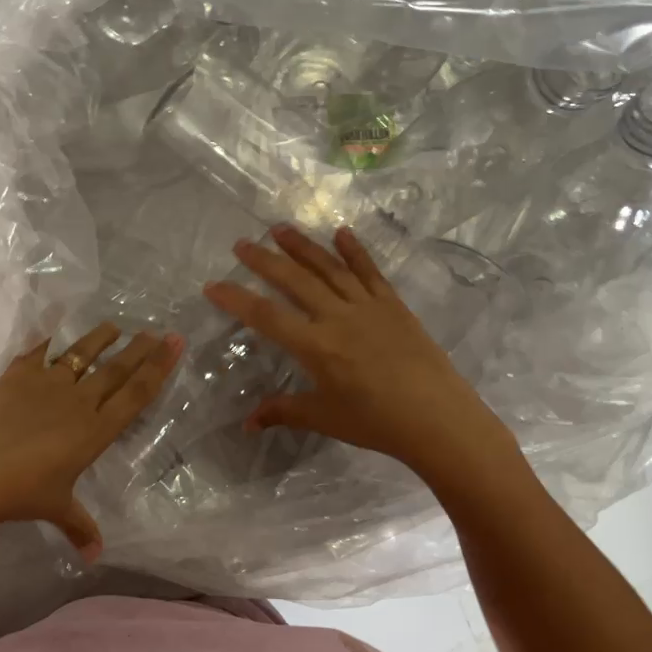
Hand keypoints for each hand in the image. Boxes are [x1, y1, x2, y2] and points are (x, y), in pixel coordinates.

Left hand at [0, 323, 183, 560]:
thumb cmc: (20, 492)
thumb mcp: (56, 508)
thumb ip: (80, 527)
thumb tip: (95, 557)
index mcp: (96, 430)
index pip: (136, 393)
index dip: (159, 368)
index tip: (174, 344)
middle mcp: (79, 400)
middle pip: (117, 368)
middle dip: (140, 349)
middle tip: (157, 330)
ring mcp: (48, 383)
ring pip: (82, 353)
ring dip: (100, 338)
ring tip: (114, 326)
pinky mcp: (18, 374)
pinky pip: (41, 350)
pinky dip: (52, 338)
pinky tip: (58, 330)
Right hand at [203, 225, 517, 479]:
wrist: (439, 420)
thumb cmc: (376, 423)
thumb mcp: (324, 418)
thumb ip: (283, 412)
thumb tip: (248, 423)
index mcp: (316, 347)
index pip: (266, 316)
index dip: (236, 299)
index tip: (212, 285)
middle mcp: (338, 318)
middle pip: (295, 282)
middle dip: (265, 261)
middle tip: (241, 244)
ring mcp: (368, 308)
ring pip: (329, 269)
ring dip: (303, 246)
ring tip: (280, 229)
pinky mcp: (394, 307)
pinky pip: (370, 273)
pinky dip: (355, 252)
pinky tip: (341, 233)